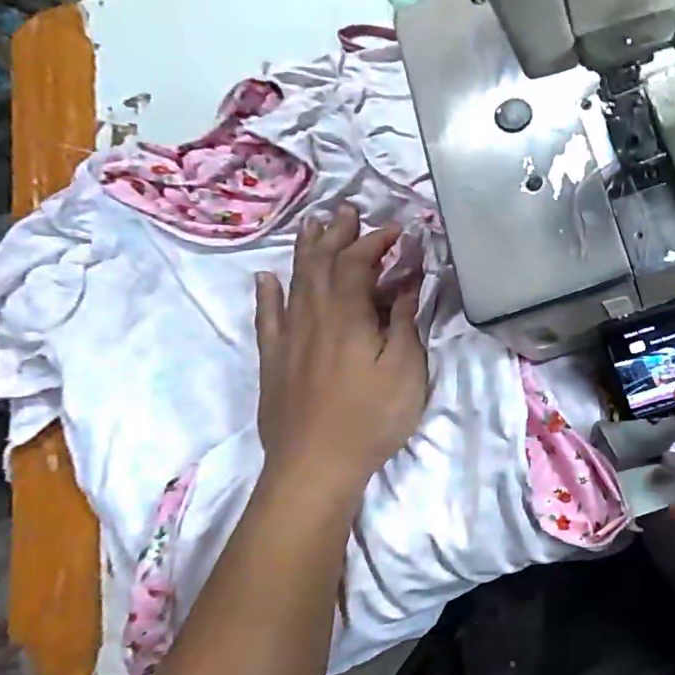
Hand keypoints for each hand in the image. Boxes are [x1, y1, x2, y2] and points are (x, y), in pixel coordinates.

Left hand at [253, 205, 428, 491]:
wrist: (315, 464)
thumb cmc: (372, 416)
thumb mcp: (405, 368)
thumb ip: (405, 321)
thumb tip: (408, 282)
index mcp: (347, 316)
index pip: (357, 264)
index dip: (375, 242)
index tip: (397, 230)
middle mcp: (312, 317)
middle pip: (320, 264)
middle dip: (336, 234)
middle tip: (346, 210)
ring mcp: (288, 338)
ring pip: (294, 282)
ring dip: (305, 251)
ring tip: (312, 226)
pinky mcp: (274, 360)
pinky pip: (267, 316)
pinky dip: (268, 293)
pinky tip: (266, 279)